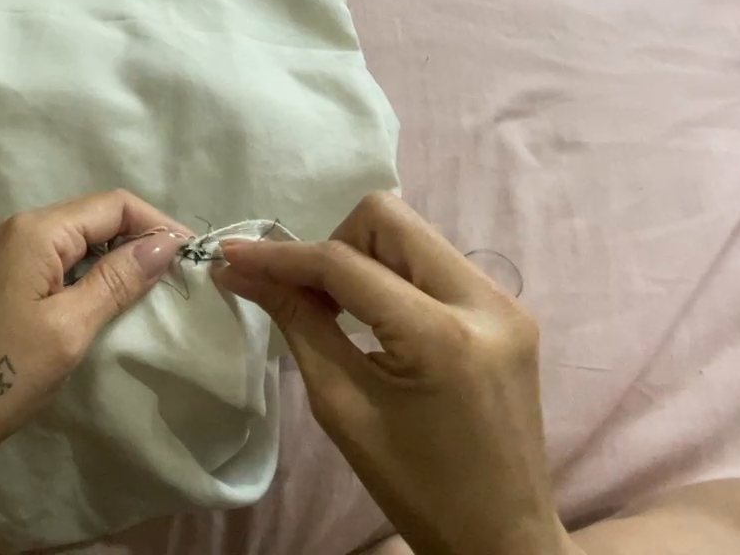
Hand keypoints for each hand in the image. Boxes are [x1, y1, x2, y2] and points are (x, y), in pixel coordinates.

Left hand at [0, 188, 189, 472]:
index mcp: (37, 230)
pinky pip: (55, 261)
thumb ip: (117, 281)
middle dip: (140, 240)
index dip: (158, 224)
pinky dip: (88, 274)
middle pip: (95, 217)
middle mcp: (19, 228)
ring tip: (152, 293)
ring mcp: (5, 253)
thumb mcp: (68, 330)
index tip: (194, 259)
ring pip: (76, 240)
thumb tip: (166, 244)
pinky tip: (106, 302)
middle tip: (179, 279)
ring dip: (115, 259)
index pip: (114, 204)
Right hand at [213, 191, 571, 554]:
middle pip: (386, 218)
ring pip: (409, 230)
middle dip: (333, 243)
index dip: (280, 257)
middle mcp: (486, 302)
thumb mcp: (340, 404)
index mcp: (442, 337)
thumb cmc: (414, 485)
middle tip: (309, 293)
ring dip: (360, 253)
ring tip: (338, 306)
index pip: (343, 264)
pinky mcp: (507, 308)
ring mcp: (505, 302)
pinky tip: (374, 313)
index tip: (232, 256)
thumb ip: (294, 320)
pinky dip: (389, 269)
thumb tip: (238, 270)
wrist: (503, 538)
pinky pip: (431, 257)